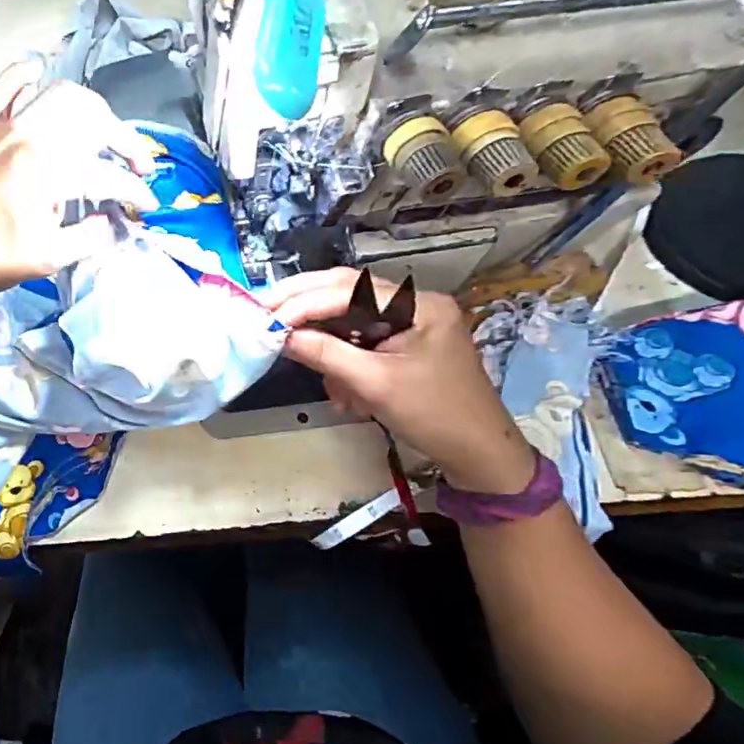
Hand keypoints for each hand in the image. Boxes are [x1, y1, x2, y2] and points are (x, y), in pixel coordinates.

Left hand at [0, 61, 160, 303]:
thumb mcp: (42, 259)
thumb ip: (86, 239)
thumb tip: (113, 226)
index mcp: (48, 170)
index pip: (106, 177)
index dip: (134, 194)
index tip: (146, 209)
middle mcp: (31, 137)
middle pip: (92, 118)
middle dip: (123, 139)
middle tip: (135, 165)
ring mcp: (3, 128)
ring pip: (58, 95)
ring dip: (91, 109)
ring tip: (103, 131)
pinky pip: (5, 90)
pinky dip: (25, 77)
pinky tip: (37, 74)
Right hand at [260, 268, 535, 493]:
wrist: (479, 453)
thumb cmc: (434, 416)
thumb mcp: (374, 385)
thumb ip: (325, 355)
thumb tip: (280, 336)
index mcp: (417, 305)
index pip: (348, 289)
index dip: (303, 302)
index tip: (267, 319)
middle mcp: (414, 304)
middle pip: (346, 292)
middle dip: (304, 306)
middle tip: (264, 313)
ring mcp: (410, 323)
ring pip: (349, 318)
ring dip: (326, 344)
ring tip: (316, 374)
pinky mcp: (404, 344)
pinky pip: (361, 340)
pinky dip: (343, 361)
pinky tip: (344, 394)